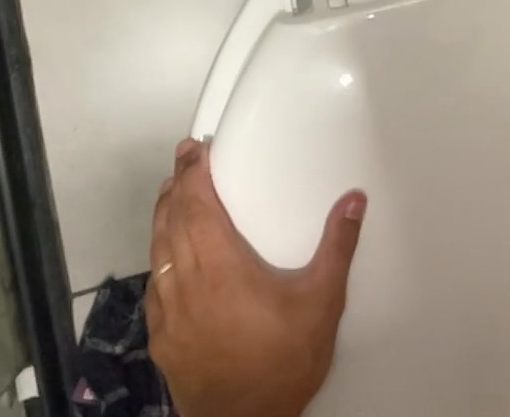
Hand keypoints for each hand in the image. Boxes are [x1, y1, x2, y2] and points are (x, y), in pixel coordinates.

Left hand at [146, 138, 366, 416]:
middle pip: (171, 224)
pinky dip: (161, 257)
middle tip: (185, 161)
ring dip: (164, 218)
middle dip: (177, 187)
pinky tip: (170, 258)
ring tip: (174, 196)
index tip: (193, 149)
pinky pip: (155, 285)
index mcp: (222, 268)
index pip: (198, 208)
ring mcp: (169, 315)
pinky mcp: (163, 339)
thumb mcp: (322, 302)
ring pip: (158, 253)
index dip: (192, 174)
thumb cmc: (283, 361)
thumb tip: (354, 200)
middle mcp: (187, 285)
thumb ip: (338, 247)